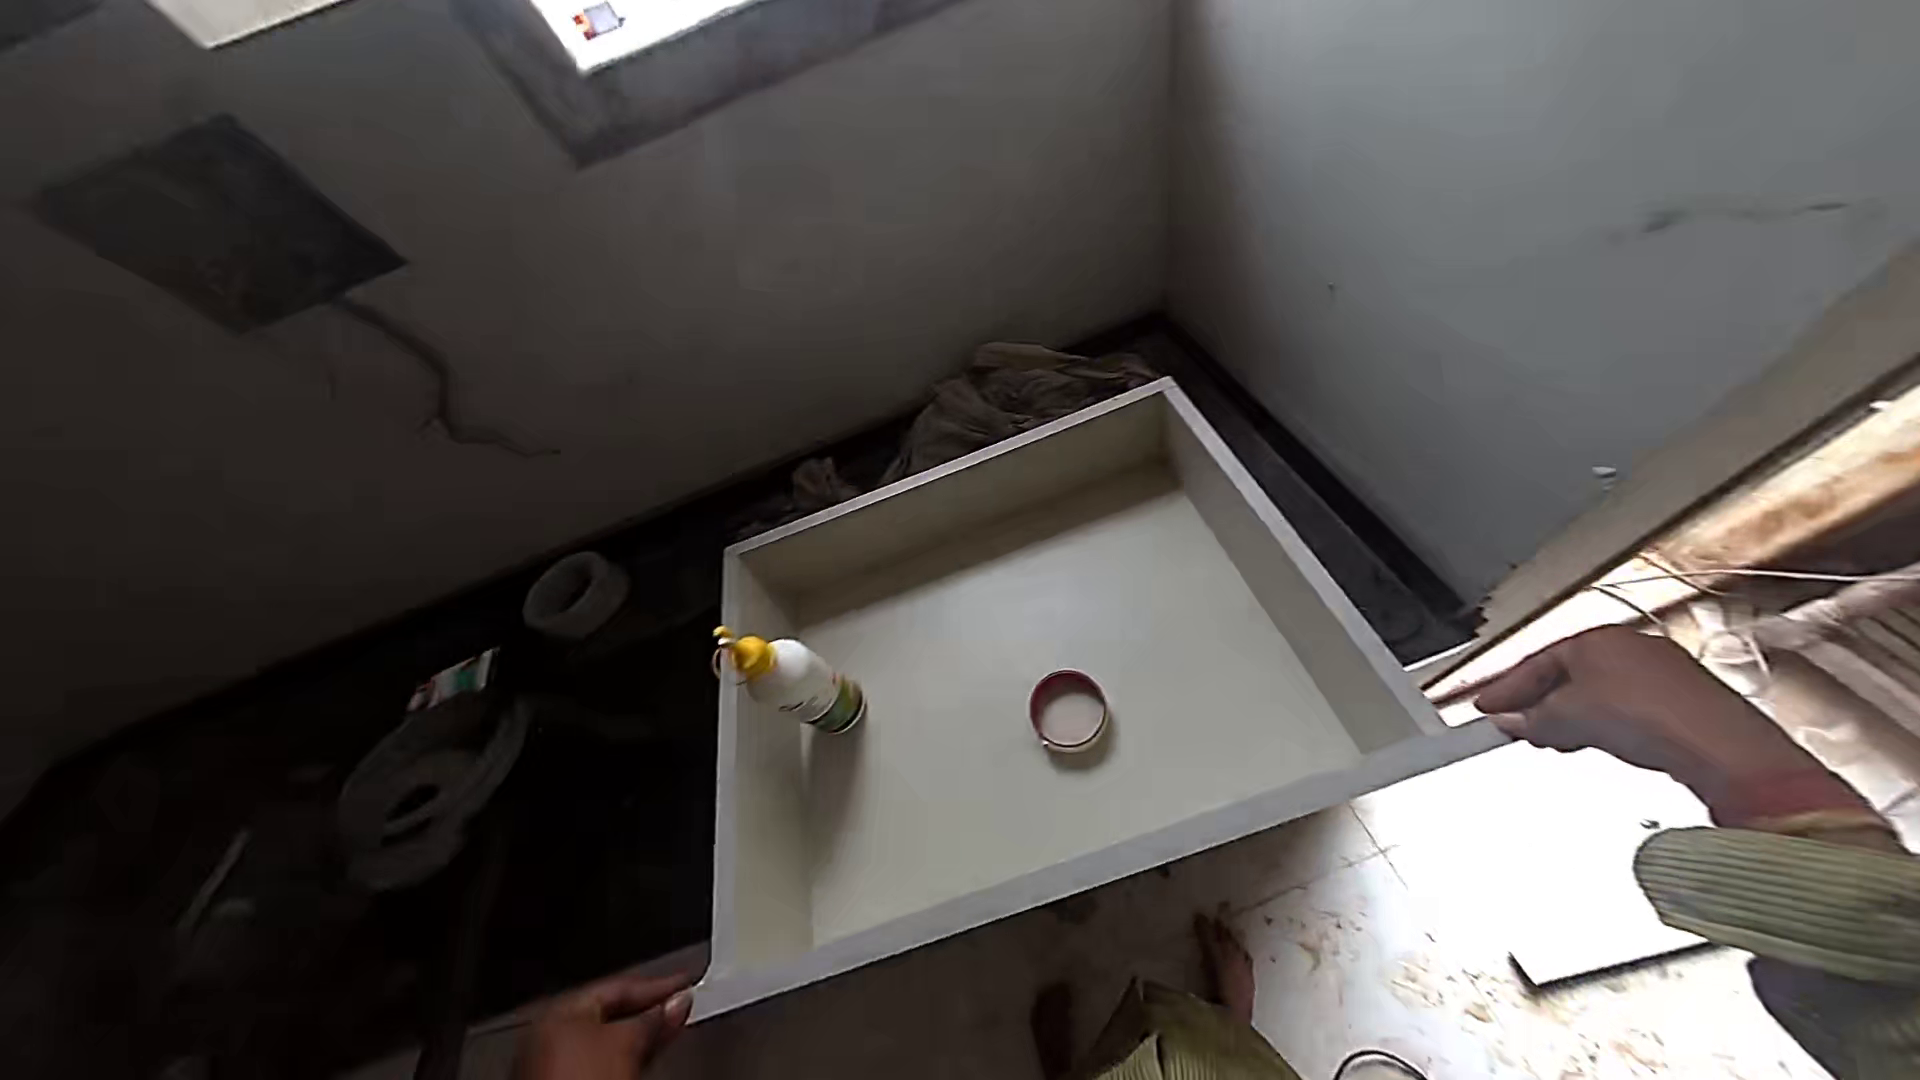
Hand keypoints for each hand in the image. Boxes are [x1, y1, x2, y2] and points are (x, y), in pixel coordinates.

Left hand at [514, 972, 693, 1079]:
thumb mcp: (629, 1040)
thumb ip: (656, 1016)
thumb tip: (678, 1001)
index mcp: (559, 1013)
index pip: (619, 986)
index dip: (657, 985)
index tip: (683, 984)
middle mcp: (551, 1037)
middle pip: (614, 1013)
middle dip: (650, 1010)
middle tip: (679, 1006)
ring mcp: (556, 1066)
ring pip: (611, 1039)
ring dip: (643, 1034)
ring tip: (671, 1029)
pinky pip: (604, 1061)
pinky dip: (628, 1055)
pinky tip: (649, 1053)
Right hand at [1473, 626, 1825, 807]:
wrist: (1727, 754)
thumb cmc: (1646, 719)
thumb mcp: (1563, 718)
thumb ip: (1528, 719)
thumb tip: (1508, 721)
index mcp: (1596, 638)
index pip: (1533, 665)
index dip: (1505, 690)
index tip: (1487, 709)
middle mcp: (1631, 646)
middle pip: (1565, 675)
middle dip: (1538, 703)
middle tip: (1516, 725)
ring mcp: (1664, 671)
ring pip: (1597, 691)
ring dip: (1570, 715)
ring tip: (1554, 738)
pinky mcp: (1690, 699)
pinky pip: (1628, 705)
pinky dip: (1604, 721)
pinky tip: (1596, 740)